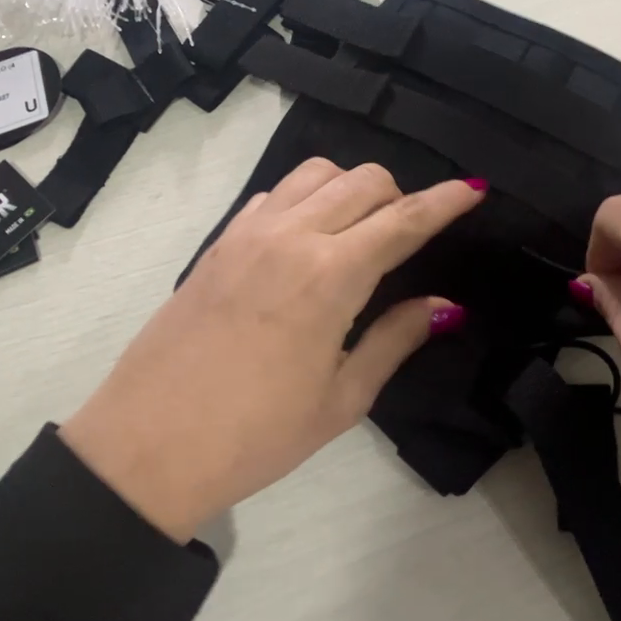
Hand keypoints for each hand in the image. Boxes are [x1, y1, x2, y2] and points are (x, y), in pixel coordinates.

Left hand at [61, 159, 484, 541]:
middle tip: (410, 236)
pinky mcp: (220, 242)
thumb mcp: (342, 398)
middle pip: (364, 180)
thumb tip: (445, 306)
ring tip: (360, 231)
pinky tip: (307, 239)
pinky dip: (307, 197)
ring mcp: (250, 233)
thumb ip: (396, 338)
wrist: (146, 448)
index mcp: (331, 275)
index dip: (445, 201)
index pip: (404, 219)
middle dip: (401, 194)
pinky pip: (277, 193)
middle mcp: (292, 236)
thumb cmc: (255, 434)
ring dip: (352, 188)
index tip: (473, 189)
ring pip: (318, 173)